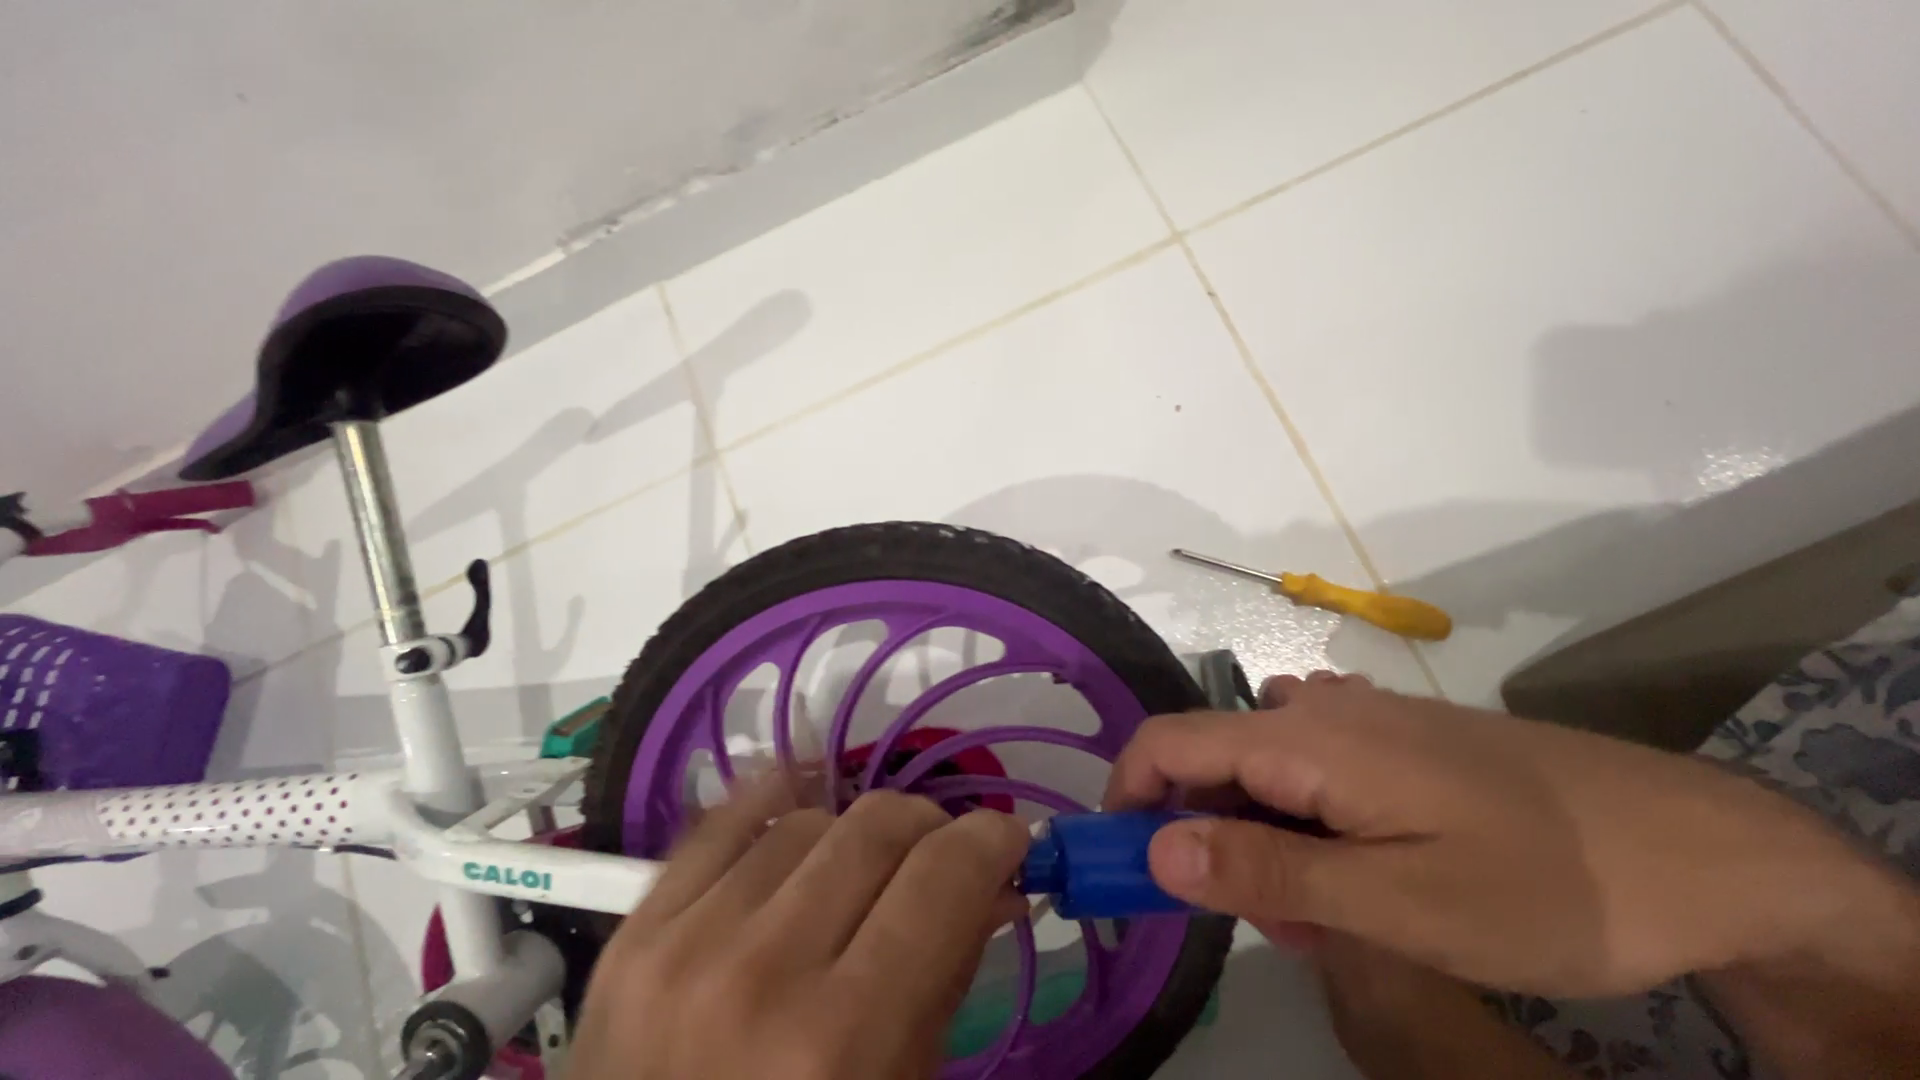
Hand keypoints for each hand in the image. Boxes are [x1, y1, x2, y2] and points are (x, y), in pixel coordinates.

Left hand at [567, 778, 1029, 1079]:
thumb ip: (948, 977)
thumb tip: (994, 881)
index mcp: (841, 1039)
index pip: (942, 877)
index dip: (992, 841)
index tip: (1007, 841)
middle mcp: (760, 975)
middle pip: (874, 826)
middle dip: (929, 827)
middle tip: (942, 854)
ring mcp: (682, 945)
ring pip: (805, 819)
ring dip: (852, 837)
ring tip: (858, 877)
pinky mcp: (632, 933)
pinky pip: (721, 823)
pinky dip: (776, 810)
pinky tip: (802, 819)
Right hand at [1104, 672, 1919, 996]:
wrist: (1701, 850)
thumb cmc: (1545, 884)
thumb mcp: (1397, 903)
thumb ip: (1266, 870)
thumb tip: (1155, 848)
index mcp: (1306, 739)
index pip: (1167, 741)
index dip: (1129, 799)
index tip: (1133, 874)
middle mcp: (1322, 710)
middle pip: (1213, 761)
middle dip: (1213, 840)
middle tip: (1278, 925)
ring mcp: (1365, 718)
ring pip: (1265, 773)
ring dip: (1264, 841)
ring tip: (1335, 915)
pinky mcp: (1401, 738)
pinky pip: (1316, 771)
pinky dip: (1309, 824)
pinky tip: (1365, 869)